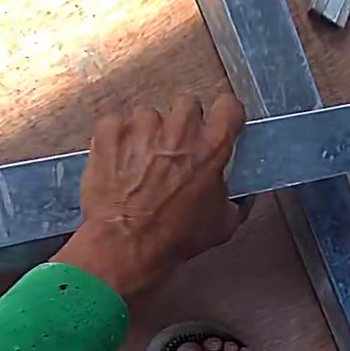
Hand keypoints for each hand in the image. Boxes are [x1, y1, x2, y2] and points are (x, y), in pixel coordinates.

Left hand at [54, 93, 247, 298]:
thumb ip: (235, 200)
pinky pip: (115, 123)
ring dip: (146, 134)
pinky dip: (115, 140)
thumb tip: (239, 194)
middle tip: (172, 151)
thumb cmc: (174, 238)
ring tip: (138, 166)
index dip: (223, 116)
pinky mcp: (109, 130)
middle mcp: (179, 128)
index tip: (215, 126)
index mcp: (212, 146)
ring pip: (148, 116)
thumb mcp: (222, 225)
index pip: (229, 106)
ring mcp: (141, 125)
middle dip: (181, 124)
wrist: (125, 245)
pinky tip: (115, 164)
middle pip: (187, 105)